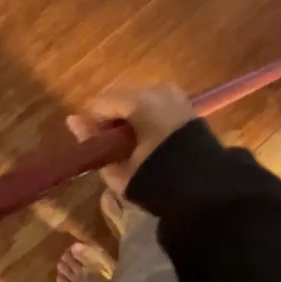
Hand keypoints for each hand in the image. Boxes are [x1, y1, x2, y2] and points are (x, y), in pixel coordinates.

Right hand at [66, 84, 196, 195]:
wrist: (207, 191)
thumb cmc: (157, 178)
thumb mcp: (119, 167)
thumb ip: (92, 140)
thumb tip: (73, 120)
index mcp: (140, 100)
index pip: (103, 103)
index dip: (93, 124)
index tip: (94, 148)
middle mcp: (159, 90)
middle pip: (123, 100)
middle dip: (114, 121)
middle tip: (112, 151)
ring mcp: (177, 97)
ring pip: (141, 104)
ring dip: (132, 122)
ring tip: (132, 151)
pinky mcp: (189, 108)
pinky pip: (159, 109)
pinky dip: (150, 122)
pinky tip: (150, 146)